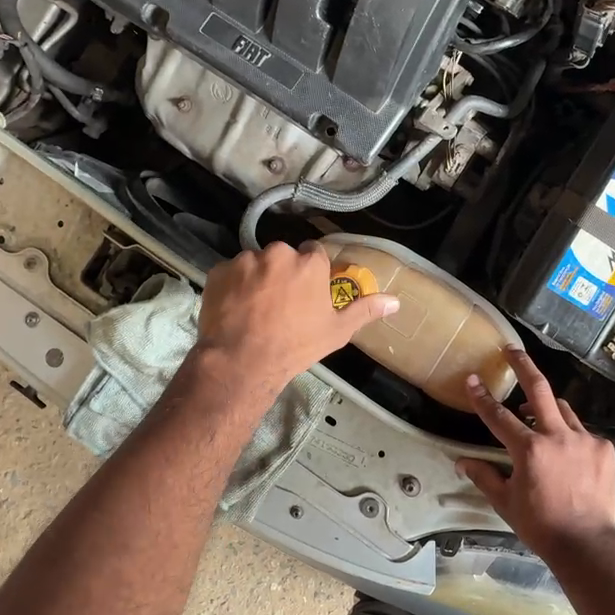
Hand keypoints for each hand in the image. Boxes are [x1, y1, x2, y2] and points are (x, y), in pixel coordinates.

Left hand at [193, 241, 397, 397]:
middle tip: (279, 303)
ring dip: (256, 278)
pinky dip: (232, 286)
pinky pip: (230, 274)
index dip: (310, 273)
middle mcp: (279, 253)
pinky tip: (234, 310)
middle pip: (284, 256)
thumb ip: (365, 310)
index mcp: (310, 263)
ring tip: (254, 308)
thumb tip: (396, 301)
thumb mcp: (337, 331)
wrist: (241, 361)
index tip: (306, 292)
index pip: (314, 254)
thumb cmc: (295, 346)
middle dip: (282, 273)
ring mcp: (246, 260)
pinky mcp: (219, 271)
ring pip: (255, 263)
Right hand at [455, 350, 614, 561]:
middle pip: (538, 388)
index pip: (498, 416)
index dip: (482, 397)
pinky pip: (583, 432)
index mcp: (529, 449)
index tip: (472, 379)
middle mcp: (557, 435)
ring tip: (537, 413)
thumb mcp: (506, 504)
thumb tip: (463, 463)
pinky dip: (571, 436)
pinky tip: (567, 452)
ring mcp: (583, 439)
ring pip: (562, 409)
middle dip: (523, 365)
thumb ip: (485, 477)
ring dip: (547, 407)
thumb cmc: (541, 526)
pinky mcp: (603, 448)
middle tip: (511, 351)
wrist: (587, 543)